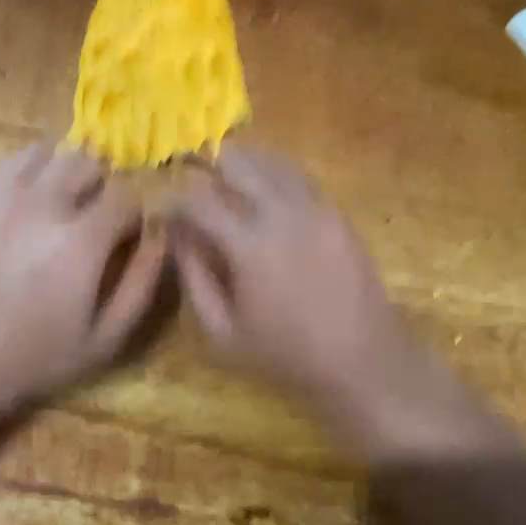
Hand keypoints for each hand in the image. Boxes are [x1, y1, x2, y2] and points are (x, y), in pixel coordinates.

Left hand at [0, 144, 165, 405]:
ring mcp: (0, 196)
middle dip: (99, 184)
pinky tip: (25, 204)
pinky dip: (26, 173)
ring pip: (48, 152)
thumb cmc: (36, 355)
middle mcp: (41, 205)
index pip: (125, 195)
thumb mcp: (105, 338)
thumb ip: (142, 283)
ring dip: (62, 171)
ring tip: (58, 204)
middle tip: (91, 217)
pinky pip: (8, 163)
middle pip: (88, 161)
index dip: (131, 214)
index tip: (123, 236)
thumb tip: (161, 234)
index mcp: (80, 241)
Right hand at [168, 147, 412, 403]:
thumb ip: (194, 279)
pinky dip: (274, 173)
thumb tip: (178, 237)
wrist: (363, 362)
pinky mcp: (338, 215)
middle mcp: (283, 214)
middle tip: (189, 171)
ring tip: (222, 170)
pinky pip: (300, 178)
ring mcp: (317, 209)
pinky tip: (261, 187)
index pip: (199, 200)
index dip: (173, 199)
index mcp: (250, 245)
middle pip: (239, 164)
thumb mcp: (222, 332)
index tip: (162, 207)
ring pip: (273, 162)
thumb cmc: (284, 355)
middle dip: (207, 164)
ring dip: (243, 163)